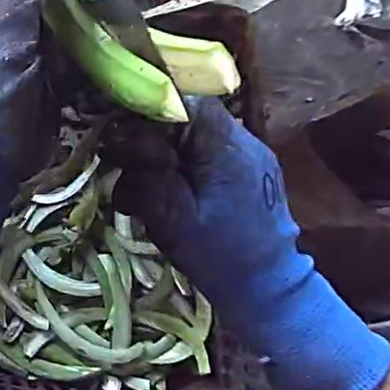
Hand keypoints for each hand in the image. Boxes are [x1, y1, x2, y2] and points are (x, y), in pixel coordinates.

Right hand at [113, 98, 389, 389]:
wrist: (271, 291)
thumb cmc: (217, 254)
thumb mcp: (170, 215)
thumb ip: (146, 168)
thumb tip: (118, 133)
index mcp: (225, 144)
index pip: (184, 99)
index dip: (148, 109)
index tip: (123, 131)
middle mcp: (244, 138)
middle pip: (188, 115)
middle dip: (154, 135)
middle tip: (129, 163)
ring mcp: (252, 152)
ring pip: (197, 133)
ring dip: (169, 151)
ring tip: (150, 183)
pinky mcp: (252, 169)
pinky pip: (211, 150)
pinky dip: (188, 162)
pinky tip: (175, 189)